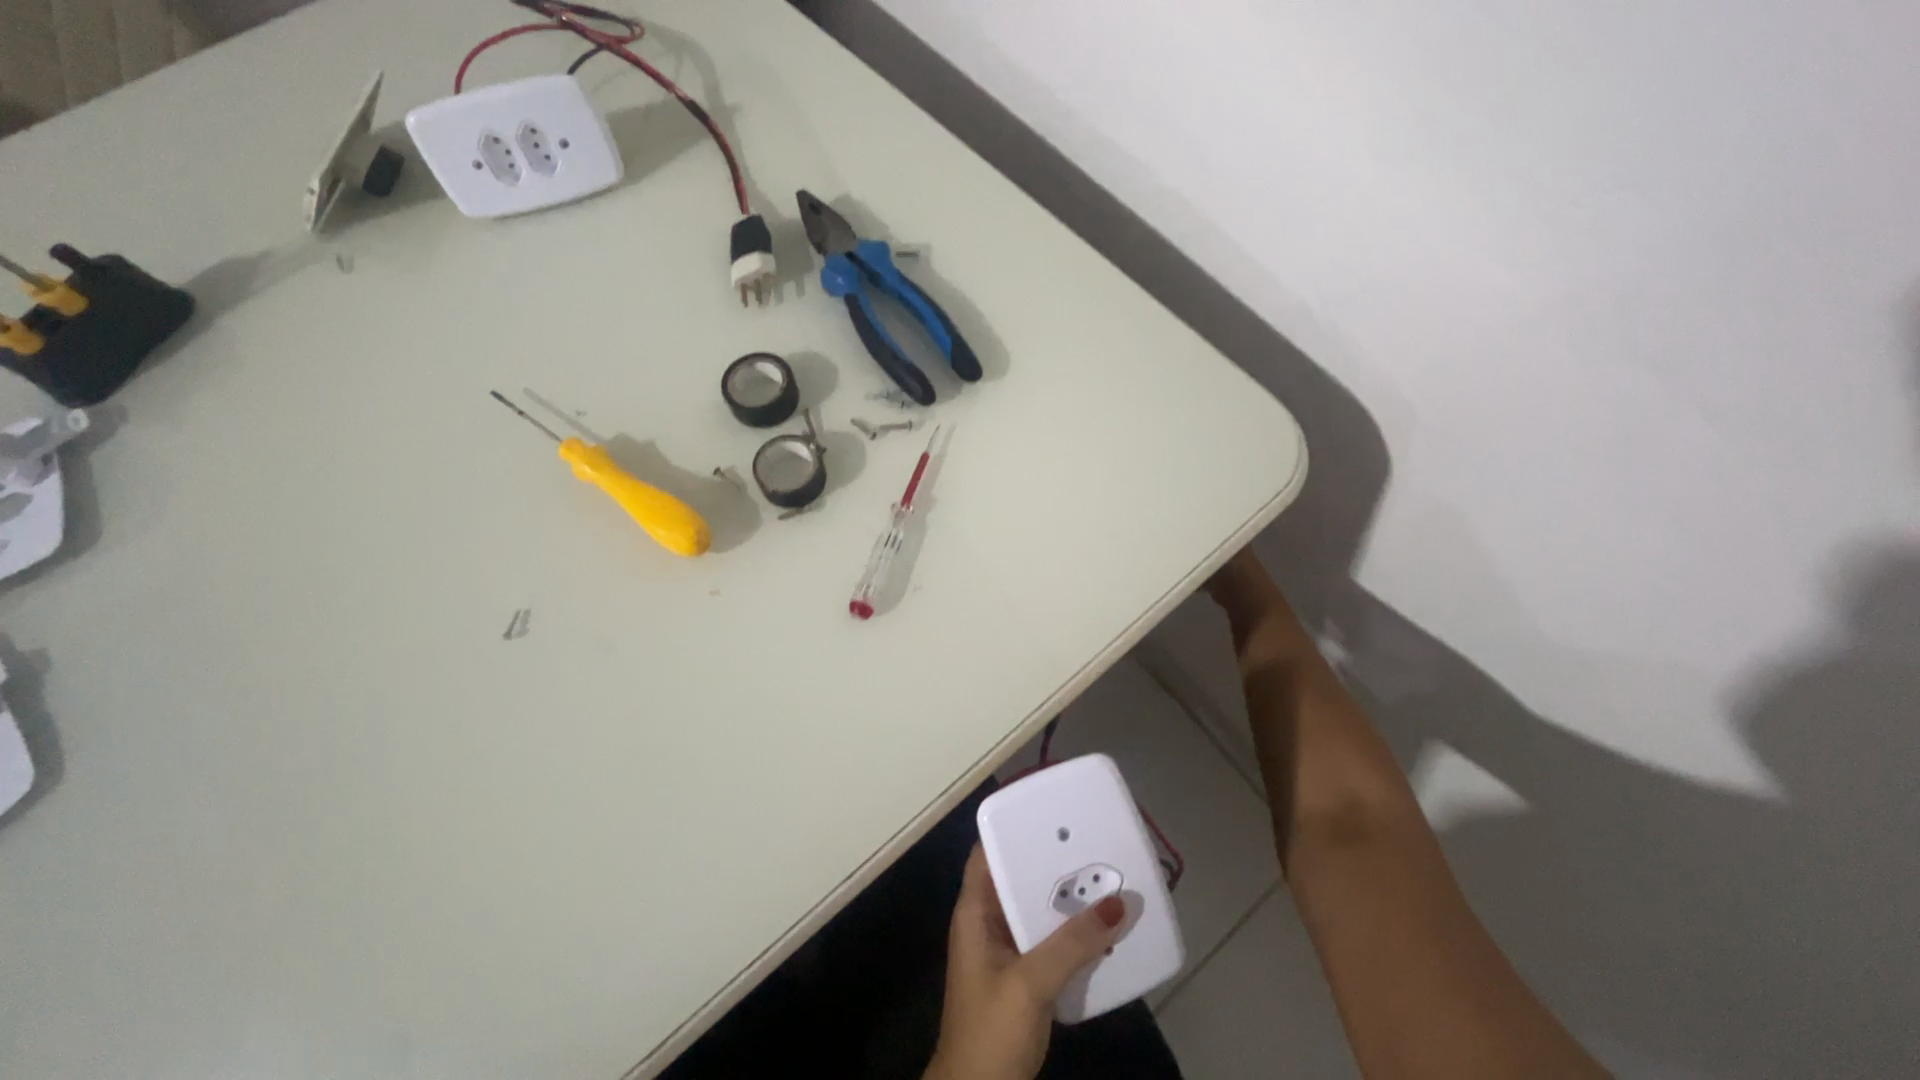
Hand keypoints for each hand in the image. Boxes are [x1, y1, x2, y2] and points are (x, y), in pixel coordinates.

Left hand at [925, 845, 1125, 1079]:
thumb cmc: (990, 1032)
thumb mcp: (1030, 983)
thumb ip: (1072, 944)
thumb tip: (1118, 904)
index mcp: (975, 914)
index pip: (988, 855)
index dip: (1014, 831)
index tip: (1051, 813)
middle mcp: (988, 925)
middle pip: (1019, 880)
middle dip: (1053, 865)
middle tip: (1095, 844)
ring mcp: (1007, 952)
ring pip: (1038, 912)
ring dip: (1068, 901)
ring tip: (1108, 879)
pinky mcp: (1025, 978)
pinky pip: (1051, 942)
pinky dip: (1074, 933)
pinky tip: (1105, 928)